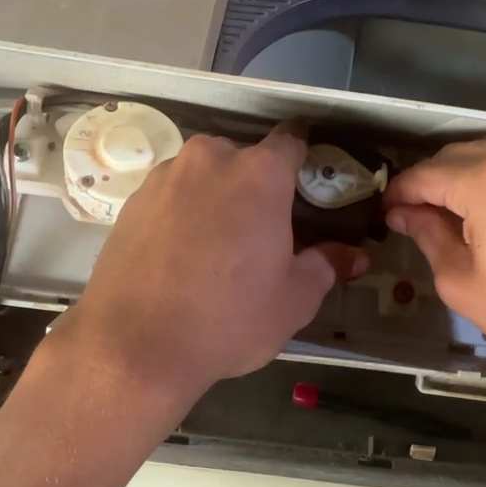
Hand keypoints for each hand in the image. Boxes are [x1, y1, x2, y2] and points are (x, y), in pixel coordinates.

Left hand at [51, 123, 369, 413]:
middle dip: (257, 185)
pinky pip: (171, 196)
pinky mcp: (131, 202)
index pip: (292, 140)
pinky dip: (183, 214)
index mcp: (259, 173)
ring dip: (217, 197)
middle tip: (264, 229)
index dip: (305, 157)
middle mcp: (209, 160)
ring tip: (219, 247)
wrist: (133, 346)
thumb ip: (327, 266)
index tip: (310, 181)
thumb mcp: (293, 300)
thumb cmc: (228, 318)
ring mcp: (164, 177)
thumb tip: (354, 256)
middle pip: (244, 158)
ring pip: (204, 176)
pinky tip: (182, 257)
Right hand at [383, 135, 485, 384]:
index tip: (388, 209)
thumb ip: (428, 236)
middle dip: (440, 182)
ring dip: (483, 178)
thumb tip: (404, 213)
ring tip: (478, 217)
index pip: (428, 174)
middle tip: (426, 216)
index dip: (401, 191)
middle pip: (465, 155)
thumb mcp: (464, 283)